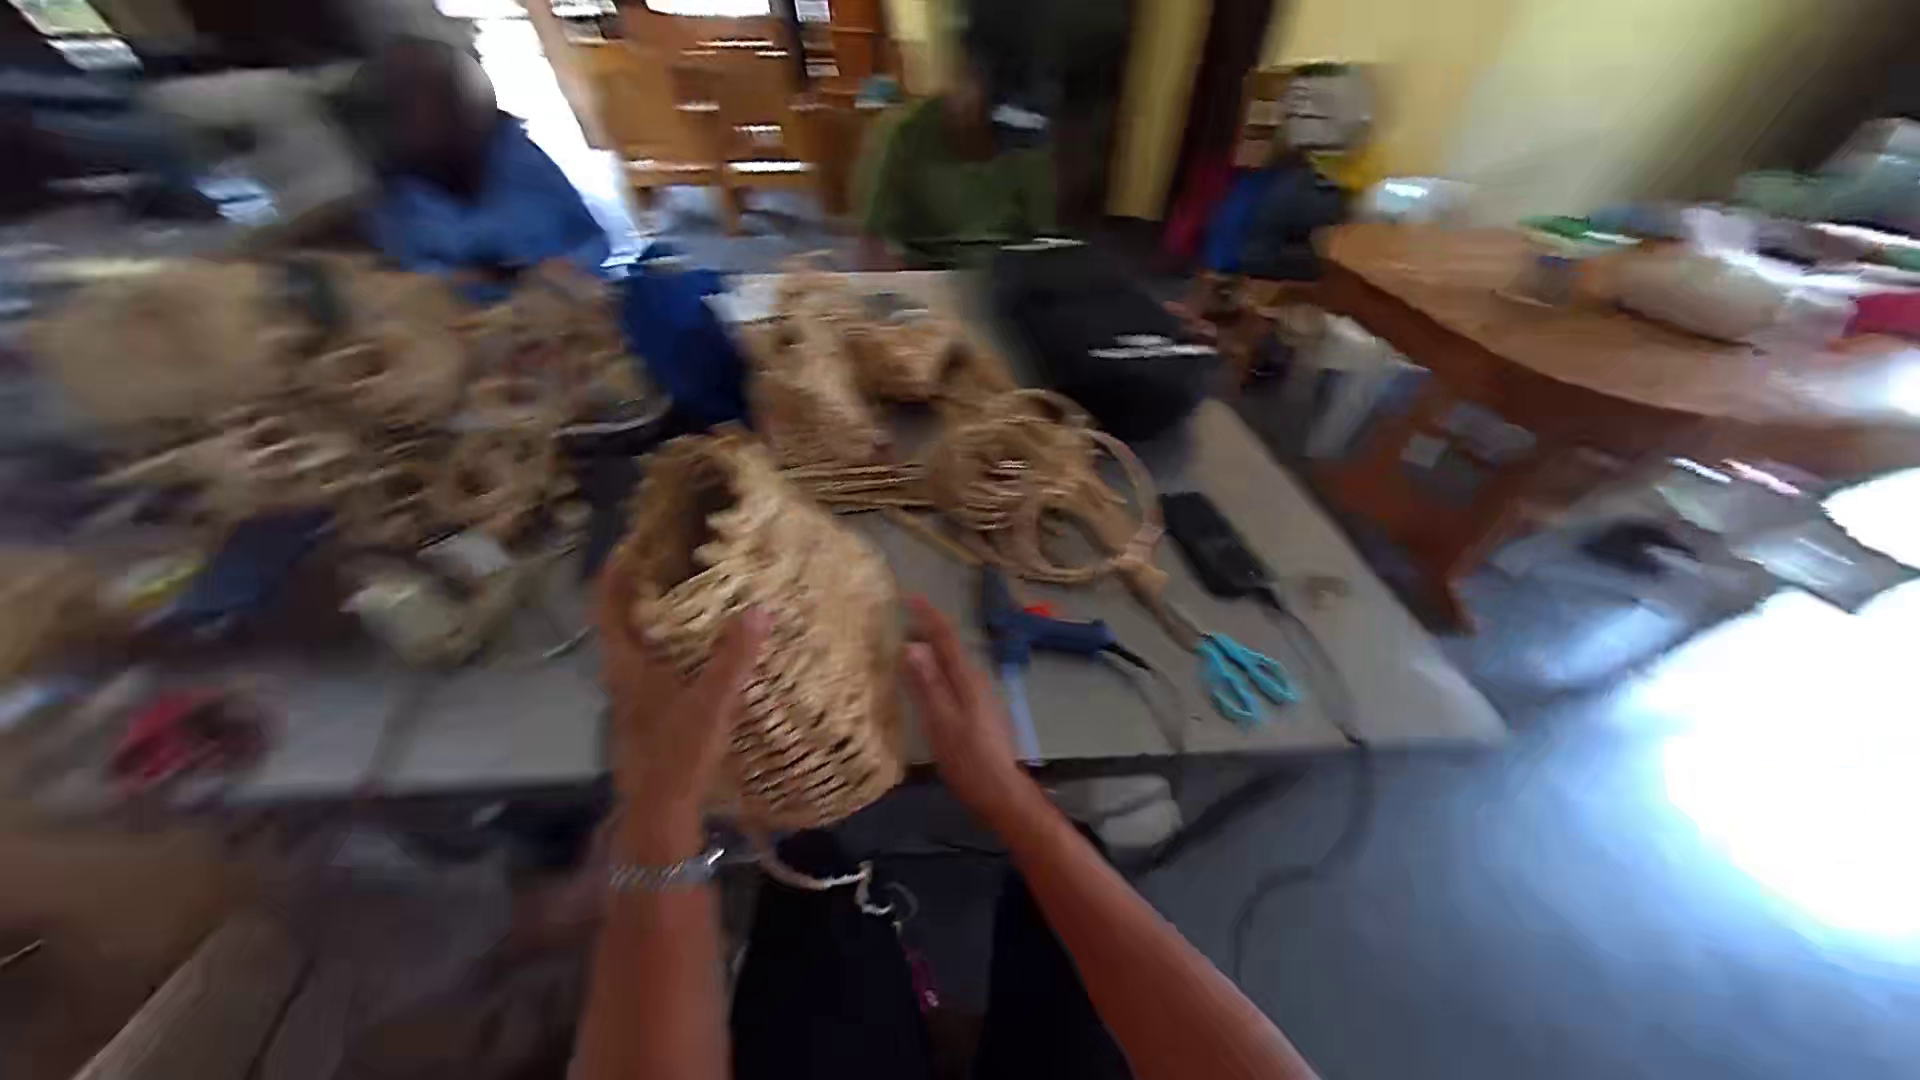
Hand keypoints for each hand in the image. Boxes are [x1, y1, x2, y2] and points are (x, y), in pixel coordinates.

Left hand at [596, 558, 767, 857]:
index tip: (639, 538)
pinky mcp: (652, 706)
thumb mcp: (710, 704)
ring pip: (641, 638)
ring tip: (698, 588)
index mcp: (625, 664)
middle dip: (645, 582)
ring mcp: (635, 691)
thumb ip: (734, 658)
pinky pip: (657, 657)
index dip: (616, 569)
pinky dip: (674, 638)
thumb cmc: (676, 754)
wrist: (659, 813)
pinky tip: (706, 640)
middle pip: (623, 615)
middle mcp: (623, 672)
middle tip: (682, 555)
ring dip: (660, 610)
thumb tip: (760, 609)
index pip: (606, 604)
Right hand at [901, 596, 1038, 824]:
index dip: (927, 614)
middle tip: (899, 618)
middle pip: (949, 646)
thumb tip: (912, 646)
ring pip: (952, 662)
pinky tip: (924, 679)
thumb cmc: (969, 760)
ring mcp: (980, 695)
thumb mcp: (942, 723)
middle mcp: (977, 680)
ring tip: (905, 643)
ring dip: (931, 649)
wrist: (1002, 792)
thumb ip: (927, 685)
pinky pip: (954, 677)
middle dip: (926, 628)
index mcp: (967, 679)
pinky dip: (936, 668)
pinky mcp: (979, 709)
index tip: (908, 595)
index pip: (946, 636)